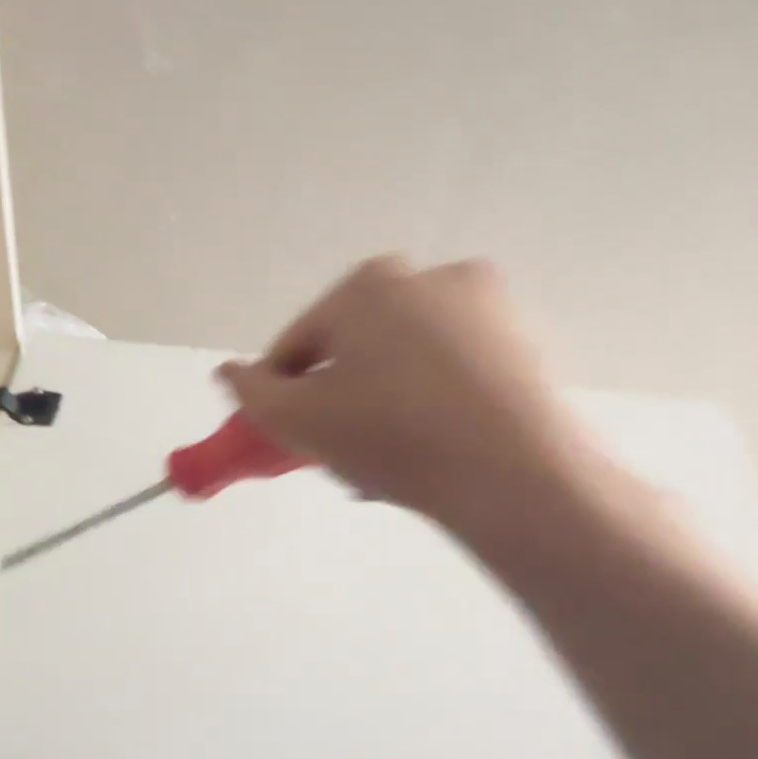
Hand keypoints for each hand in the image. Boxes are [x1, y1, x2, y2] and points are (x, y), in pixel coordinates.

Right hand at [218, 256, 594, 537]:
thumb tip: (230, 370)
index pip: (297, 342)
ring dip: (378, 399)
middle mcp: (430, 279)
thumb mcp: (288, 417)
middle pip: (352, 346)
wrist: (517, 479)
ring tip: (375, 454)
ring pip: (400, 360)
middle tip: (330, 443)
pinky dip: (427, 402)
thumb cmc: (387, 434)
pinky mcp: (527, 345)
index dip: (280, 388)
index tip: (284, 430)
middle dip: (335, 391)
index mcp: (368, 284)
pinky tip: (422, 449)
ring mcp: (487, 309)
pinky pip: (449, 371)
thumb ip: (247, 389)